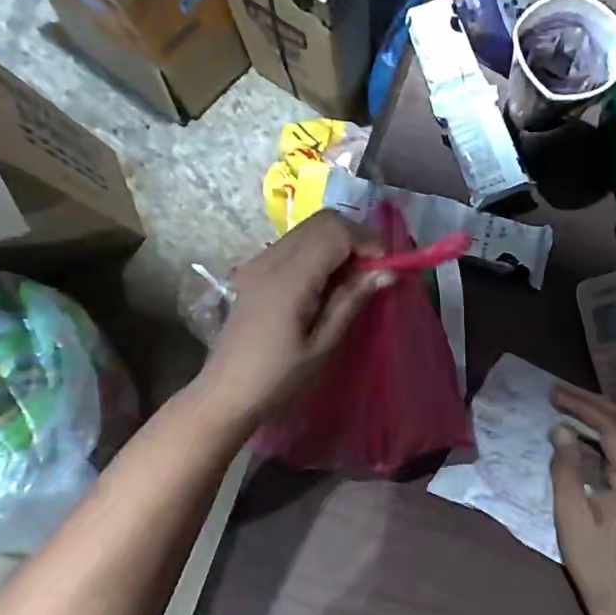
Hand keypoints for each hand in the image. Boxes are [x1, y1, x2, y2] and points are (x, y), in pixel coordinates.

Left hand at [192, 210, 389, 428]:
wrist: (227, 392)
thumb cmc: (278, 377)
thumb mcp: (323, 344)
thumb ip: (352, 300)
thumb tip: (388, 271)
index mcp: (289, 278)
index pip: (336, 232)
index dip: (368, 242)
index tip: (387, 269)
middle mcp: (271, 258)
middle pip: (323, 221)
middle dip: (356, 238)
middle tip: (374, 272)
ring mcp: (259, 261)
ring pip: (309, 229)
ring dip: (338, 243)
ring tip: (353, 280)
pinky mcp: (255, 270)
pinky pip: (295, 244)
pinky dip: (319, 251)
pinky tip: (327, 284)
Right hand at [550, 385, 615, 614]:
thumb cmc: (599, 567)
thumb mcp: (572, 518)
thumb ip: (566, 470)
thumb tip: (562, 431)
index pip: (612, 426)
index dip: (582, 405)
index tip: (552, 395)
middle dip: (596, 402)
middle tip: (562, 395)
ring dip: (606, 416)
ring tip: (573, 408)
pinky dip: (612, 436)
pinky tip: (589, 440)